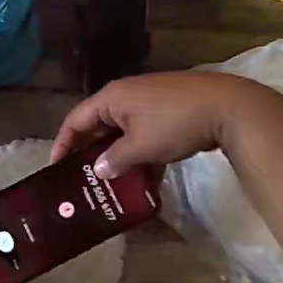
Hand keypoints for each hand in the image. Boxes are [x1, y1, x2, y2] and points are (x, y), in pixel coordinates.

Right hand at [51, 72, 277, 178]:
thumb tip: (99, 170)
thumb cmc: (175, 123)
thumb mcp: (141, 146)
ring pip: (125, 133)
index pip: (76, 119)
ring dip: (119, 158)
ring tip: (113, 186)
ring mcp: (150, 102)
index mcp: (112, 98)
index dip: (63, 143)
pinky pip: (146, 135)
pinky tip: (146, 182)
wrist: (226, 107)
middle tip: (83, 180)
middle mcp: (127, 96)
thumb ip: (115, 160)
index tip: (56, 168)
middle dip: (92, 153)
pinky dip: (142, 156)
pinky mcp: (169, 111)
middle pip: (100, 126)